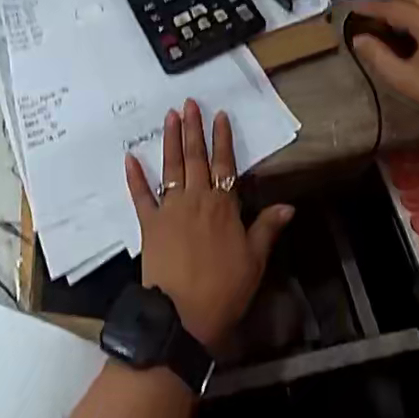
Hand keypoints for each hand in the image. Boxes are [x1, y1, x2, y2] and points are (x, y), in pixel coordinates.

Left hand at [124, 99, 293, 350]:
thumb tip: (288, 205)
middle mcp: (195, 199)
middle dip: (193, 128)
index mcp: (223, 205)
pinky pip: (141, 195)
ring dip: (170, 141)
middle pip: (195, 157)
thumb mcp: (255, 260)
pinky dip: (135, 177)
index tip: (220, 115)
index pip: (224, 164)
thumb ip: (268, 228)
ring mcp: (170, 209)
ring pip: (171, 167)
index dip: (222, 139)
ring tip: (170, 117)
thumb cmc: (224, 288)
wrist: (183, 314)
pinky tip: (130, 158)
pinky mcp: (149, 223)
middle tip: (189, 103)